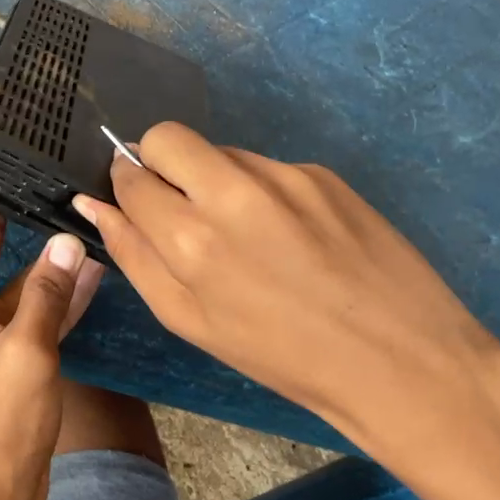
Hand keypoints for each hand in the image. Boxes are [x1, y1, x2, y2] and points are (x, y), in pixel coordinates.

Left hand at [0, 141, 102, 499]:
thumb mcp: (24, 358)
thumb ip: (46, 298)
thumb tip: (68, 241)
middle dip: (0, 208)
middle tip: (36, 170)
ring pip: (15, 276)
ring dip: (43, 251)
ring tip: (77, 208)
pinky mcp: (14, 352)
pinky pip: (37, 309)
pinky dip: (61, 291)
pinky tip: (96, 266)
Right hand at [72, 122, 499, 449]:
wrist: (406, 363)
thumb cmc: (281, 356)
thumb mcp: (188, 320)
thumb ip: (132, 255)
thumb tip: (93, 205)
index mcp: (191, 239)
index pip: (130, 176)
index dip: (126, 188)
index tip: (138, 205)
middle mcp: (233, 193)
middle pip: (165, 136)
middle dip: (157, 161)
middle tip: (178, 205)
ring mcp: (284, 177)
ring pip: (217, 150)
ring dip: (209, 178)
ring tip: (245, 232)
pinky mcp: (323, 174)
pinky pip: (265, 166)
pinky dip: (258, 190)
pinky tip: (288, 235)